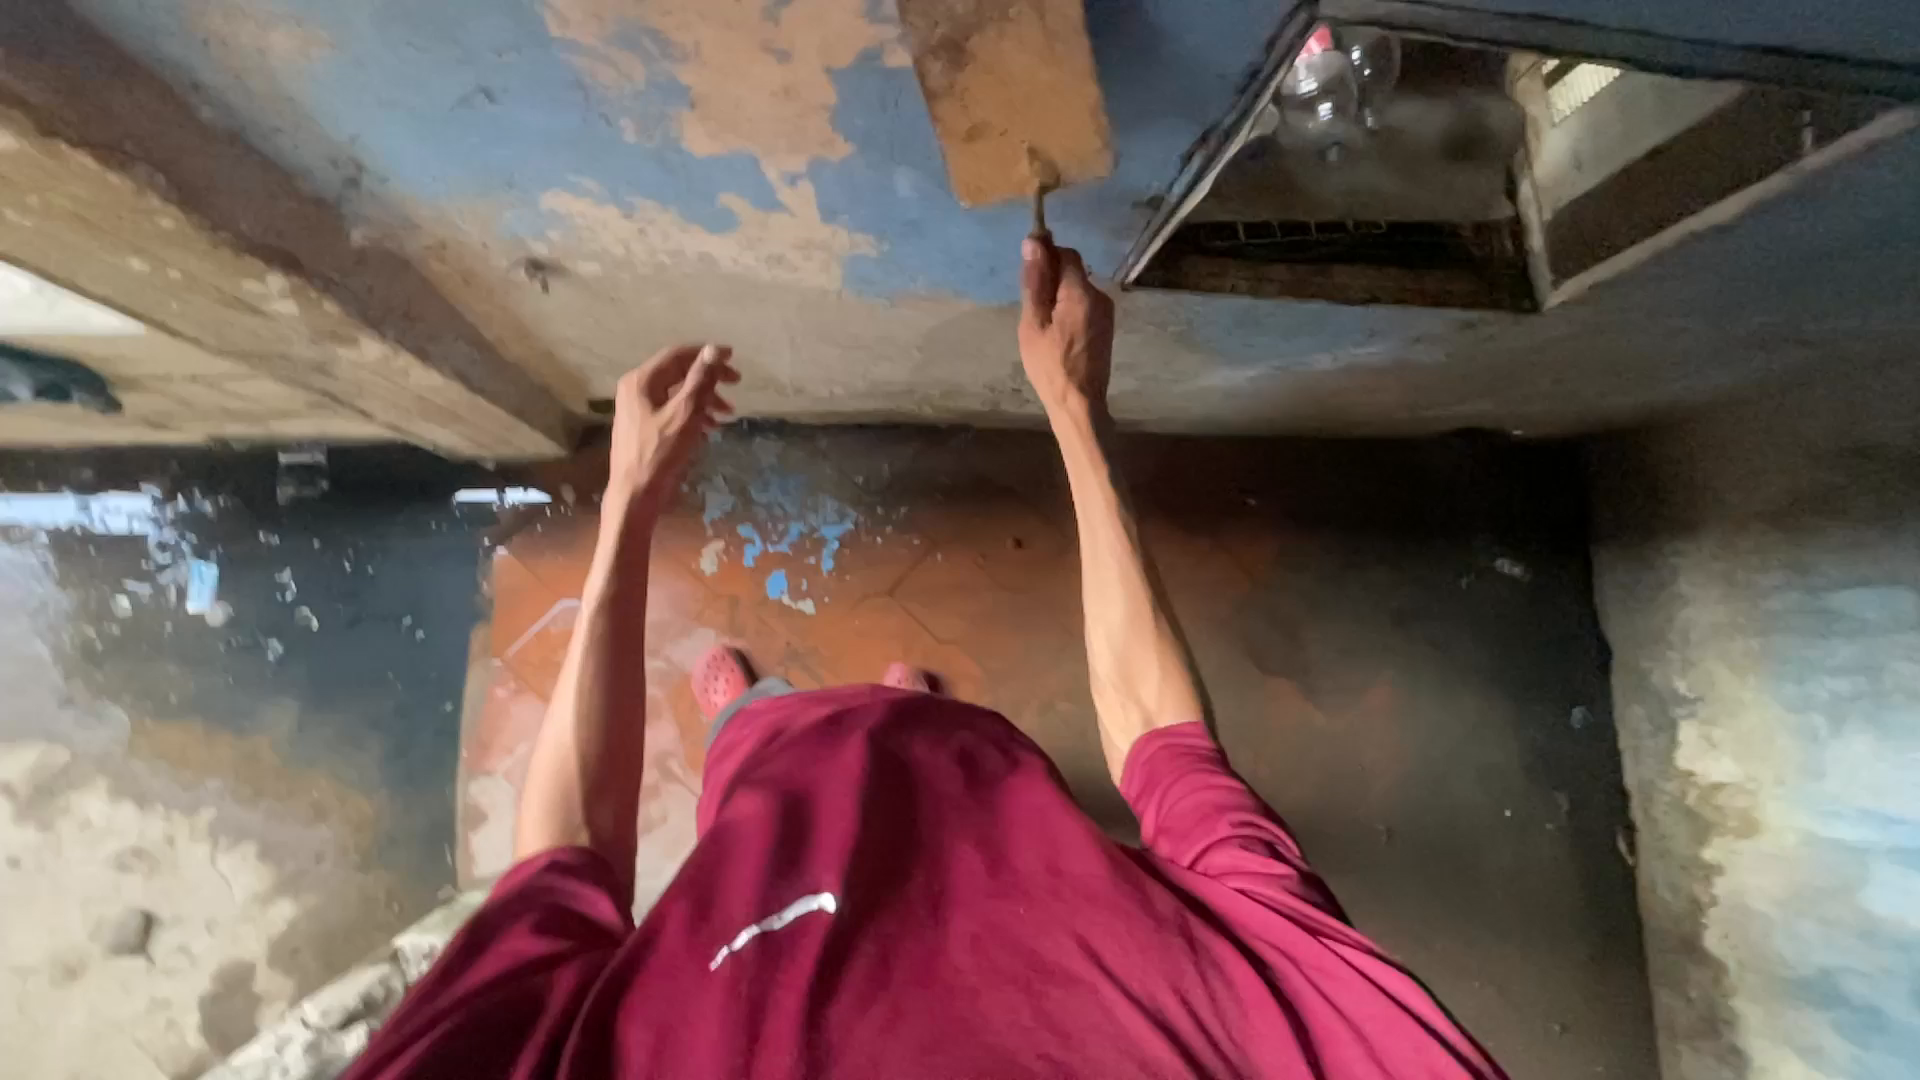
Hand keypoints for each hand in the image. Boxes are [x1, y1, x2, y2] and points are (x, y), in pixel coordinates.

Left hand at [606, 344, 739, 513]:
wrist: (636, 494)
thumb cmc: (660, 453)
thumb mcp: (686, 414)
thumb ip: (701, 380)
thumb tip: (714, 350)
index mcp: (642, 381)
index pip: (678, 355)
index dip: (707, 354)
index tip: (734, 358)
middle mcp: (636, 389)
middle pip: (678, 373)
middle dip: (709, 379)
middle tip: (736, 384)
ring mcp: (638, 409)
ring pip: (677, 394)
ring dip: (705, 399)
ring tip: (726, 414)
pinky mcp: (644, 427)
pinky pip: (672, 410)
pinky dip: (693, 414)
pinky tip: (709, 428)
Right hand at [1019, 237, 1113, 416]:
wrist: (1079, 402)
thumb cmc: (1050, 365)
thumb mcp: (1033, 323)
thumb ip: (1035, 282)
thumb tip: (1033, 242)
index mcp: (1081, 292)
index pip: (1066, 254)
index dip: (1046, 254)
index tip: (1028, 271)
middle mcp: (1100, 297)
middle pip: (1073, 272)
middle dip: (1051, 279)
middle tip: (1032, 306)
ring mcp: (1106, 314)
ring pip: (1079, 290)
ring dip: (1060, 296)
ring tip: (1043, 324)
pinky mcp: (1106, 328)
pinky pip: (1085, 307)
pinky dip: (1069, 310)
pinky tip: (1058, 334)